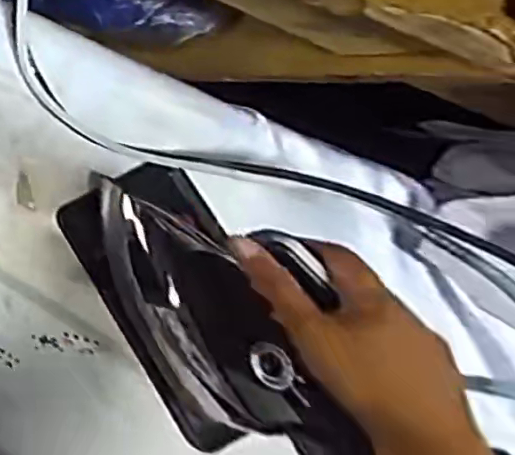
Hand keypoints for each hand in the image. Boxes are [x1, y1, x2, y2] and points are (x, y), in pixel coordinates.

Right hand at [234, 237, 489, 454]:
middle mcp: (410, 319)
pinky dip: (366, 345)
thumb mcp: (304, 327)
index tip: (272, 249)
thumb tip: (243, 244)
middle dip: (316, 286)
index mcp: (378, 300)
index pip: (336, 253)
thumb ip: (273, 284)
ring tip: (312, 332)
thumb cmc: (370, 387)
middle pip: (355, 286)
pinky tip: (349, 362)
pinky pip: (395, 347)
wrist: (423, 444)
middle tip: (285, 294)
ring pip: (375, 318)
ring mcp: (427, 350)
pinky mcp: (436, 377)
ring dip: (342, 317)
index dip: (298, 245)